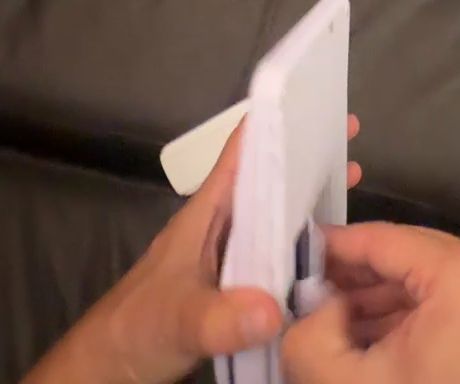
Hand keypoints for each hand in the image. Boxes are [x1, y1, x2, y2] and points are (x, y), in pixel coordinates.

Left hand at [25, 115, 361, 383]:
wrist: (111, 367)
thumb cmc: (138, 328)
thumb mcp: (180, 321)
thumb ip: (221, 317)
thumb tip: (273, 310)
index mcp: (207, 211)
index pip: (241, 153)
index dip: (273, 123)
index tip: (312, 102)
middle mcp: (222, 221)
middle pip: (266, 174)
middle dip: (304, 151)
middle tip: (346, 134)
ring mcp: (228, 249)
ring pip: (273, 209)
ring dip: (307, 191)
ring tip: (349, 177)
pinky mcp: (235, 279)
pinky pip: (275, 245)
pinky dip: (303, 235)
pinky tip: (330, 241)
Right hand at [281, 223, 459, 383]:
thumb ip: (311, 339)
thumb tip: (311, 307)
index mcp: (457, 270)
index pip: (381, 238)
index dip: (333, 245)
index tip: (294, 254)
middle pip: (402, 253)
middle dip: (351, 273)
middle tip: (303, 288)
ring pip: (420, 276)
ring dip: (373, 294)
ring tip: (325, 314)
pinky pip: (442, 298)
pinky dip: (403, 312)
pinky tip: (364, 333)